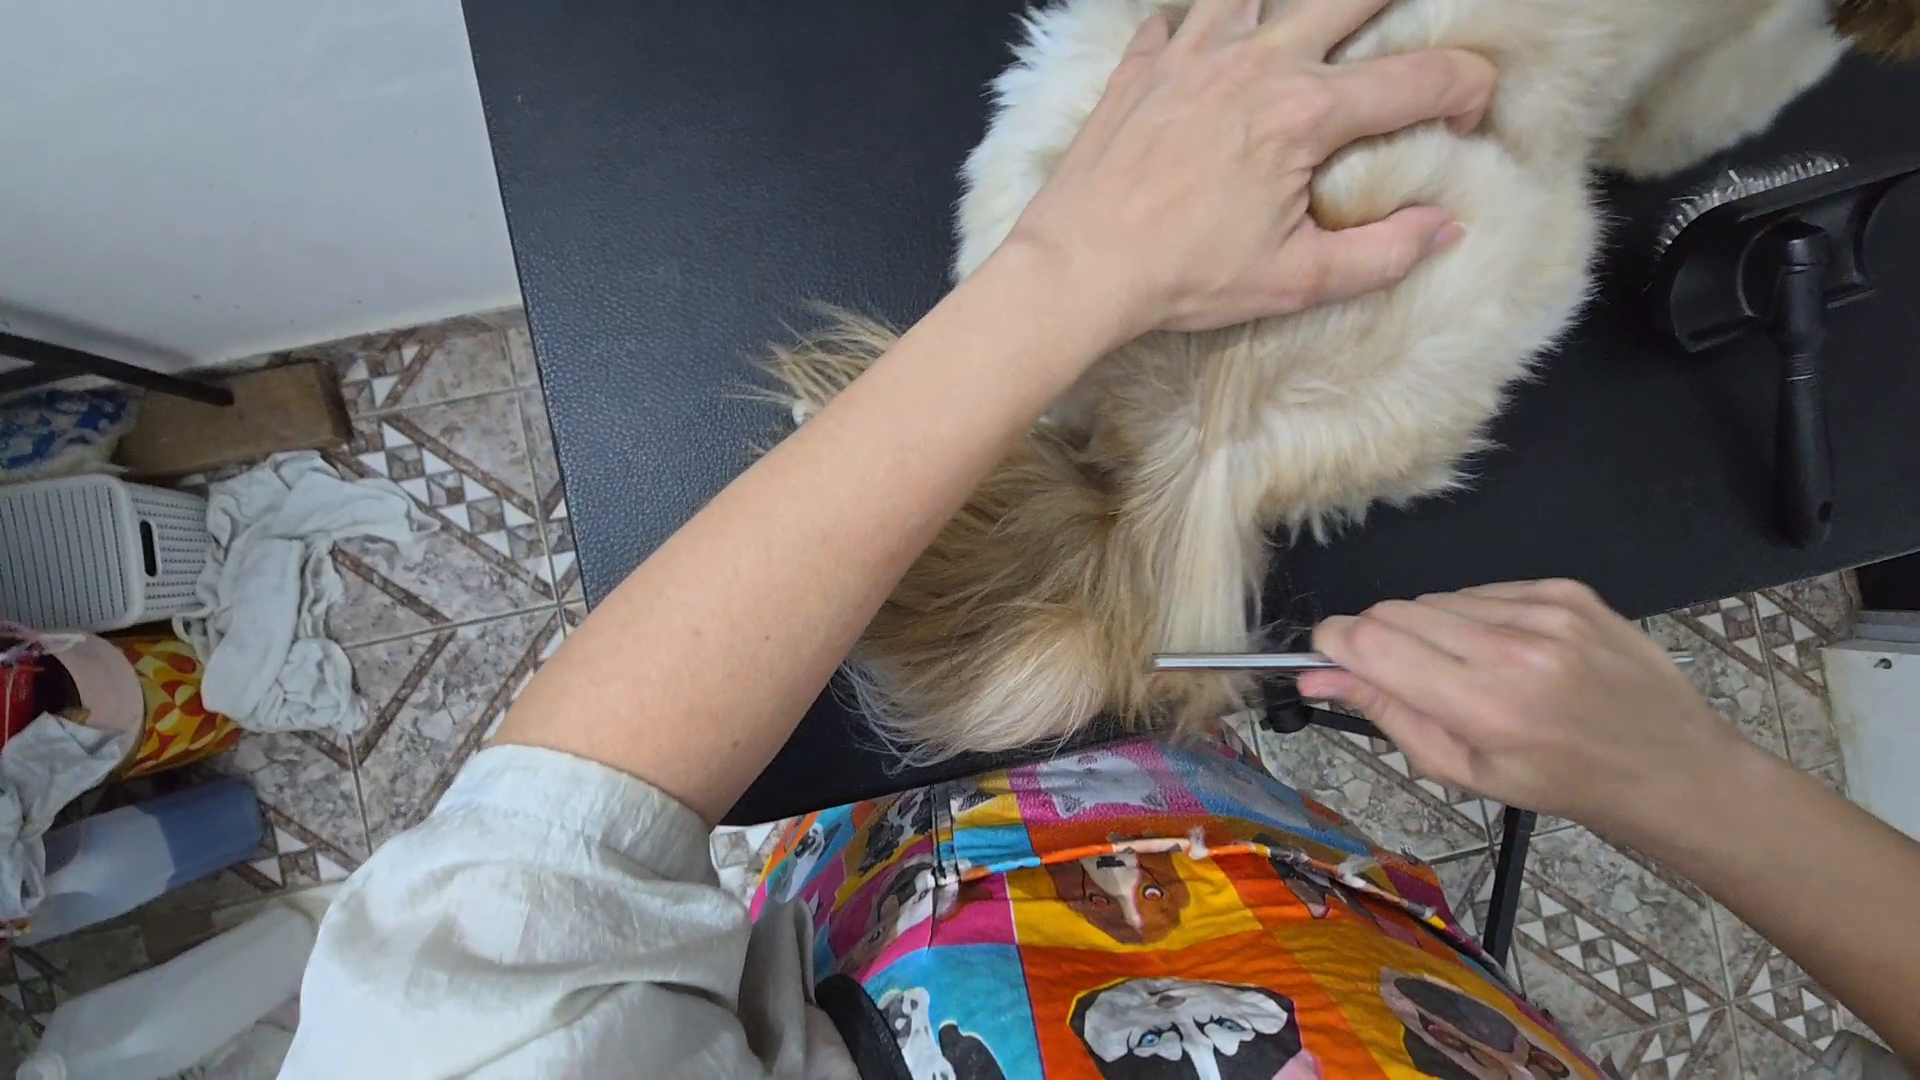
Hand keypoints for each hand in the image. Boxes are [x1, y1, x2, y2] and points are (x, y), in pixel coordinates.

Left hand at [1000, 0, 1494, 339]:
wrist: (1078, 269)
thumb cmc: (1179, 279)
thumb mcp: (1289, 283)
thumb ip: (1378, 255)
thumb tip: (1444, 227)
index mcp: (1305, 114)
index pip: (1422, 78)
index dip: (1466, 90)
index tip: (1465, 117)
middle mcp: (1255, 63)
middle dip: (1398, 0)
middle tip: (1400, 34)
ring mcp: (1191, 58)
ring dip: (1288, 7)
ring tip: (1298, 35)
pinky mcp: (1140, 71)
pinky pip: (1175, 19)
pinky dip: (1196, 25)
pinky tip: (1200, 47)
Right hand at [1295, 580, 1744, 835]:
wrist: (1675, 766)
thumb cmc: (1557, 781)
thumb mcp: (1460, 768)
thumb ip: (1383, 712)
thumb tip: (1316, 674)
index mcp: (1484, 703)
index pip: (1367, 641)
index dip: (1332, 645)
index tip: (1330, 661)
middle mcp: (1512, 646)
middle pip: (1389, 612)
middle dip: (1374, 640)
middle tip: (1403, 677)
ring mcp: (1542, 610)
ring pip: (1429, 599)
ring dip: (1423, 629)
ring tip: (1464, 667)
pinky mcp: (1562, 589)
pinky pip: (1474, 591)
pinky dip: (1467, 617)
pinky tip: (1500, 649)